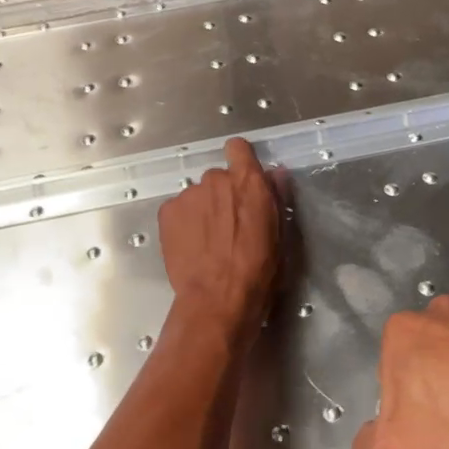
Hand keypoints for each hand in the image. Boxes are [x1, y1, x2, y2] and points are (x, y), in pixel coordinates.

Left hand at [158, 138, 283, 328]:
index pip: (239, 148)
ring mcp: (188, 195)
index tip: (243, 179)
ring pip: (198, 195)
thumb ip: (276, 197)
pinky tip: (192, 246)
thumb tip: (276, 174)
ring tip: (209, 241)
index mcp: (248, 182)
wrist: (217, 299)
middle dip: (223, 195)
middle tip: (229, 225)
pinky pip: (179, 210)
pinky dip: (185, 223)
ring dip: (203, 210)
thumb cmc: (259, 271)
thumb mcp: (280, 235)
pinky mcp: (167, 212)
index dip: (240, 160)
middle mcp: (216, 180)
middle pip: (218, 178)